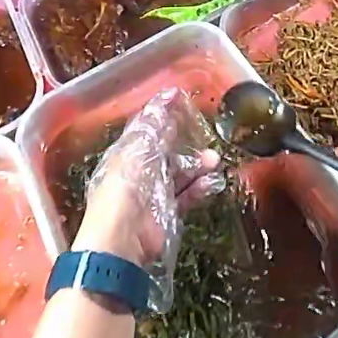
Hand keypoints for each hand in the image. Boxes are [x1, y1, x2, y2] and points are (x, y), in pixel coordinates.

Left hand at [75, 90, 221, 310]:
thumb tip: (165, 100)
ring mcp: (154, 193)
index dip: (161, 112)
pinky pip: (187, 194)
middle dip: (183, 139)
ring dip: (197, 163)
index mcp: (126, 154)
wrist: (122, 241)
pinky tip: (213, 180)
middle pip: (165, 150)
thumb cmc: (124, 189)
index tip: (179, 97)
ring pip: (179, 172)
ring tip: (215, 159)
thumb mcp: (137, 151)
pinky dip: (200, 186)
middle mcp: (139, 172)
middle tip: (202, 128)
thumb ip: (154, 128)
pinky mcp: (167, 213)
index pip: (145, 128)